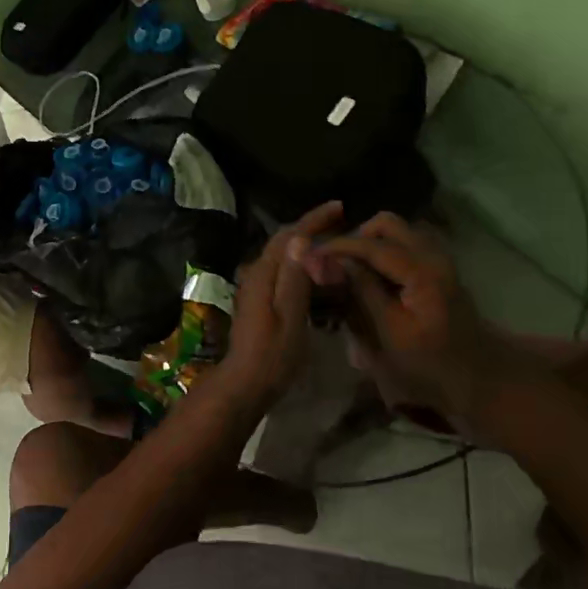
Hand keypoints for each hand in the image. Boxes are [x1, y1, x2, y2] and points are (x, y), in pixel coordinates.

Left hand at [220, 201, 348, 401]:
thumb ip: (294, 278)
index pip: (289, 235)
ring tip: (334, 238)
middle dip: (311, 225)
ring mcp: (255, 284)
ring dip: (306, 241)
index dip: (313, 219)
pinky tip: (316, 267)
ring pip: (283, 253)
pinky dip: (301, 259)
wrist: (245, 381)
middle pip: (284, 240)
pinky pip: (282, 267)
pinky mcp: (259, 297)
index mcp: (264, 274)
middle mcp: (256, 272)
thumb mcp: (290, 316)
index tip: (339, 206)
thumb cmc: (272, 354)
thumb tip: (301, 239)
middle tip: (342, 219)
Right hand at [305, 212, 512, 420]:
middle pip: (387, 224)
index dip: (338, 246)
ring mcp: (439, 258)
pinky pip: (406, 242)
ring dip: (371, 241)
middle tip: (336, 262)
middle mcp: (433, 255)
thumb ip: (361, 290)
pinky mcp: (438, 266)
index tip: (311, 254)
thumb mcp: (389, 331)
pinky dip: (385, 249)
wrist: (479, 377)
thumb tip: (329, 260)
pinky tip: (373, 275)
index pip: (372, 244)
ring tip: (352, 269)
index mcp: (422, 272)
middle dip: (357, 237)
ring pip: (397, 230)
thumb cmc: (431, 362)